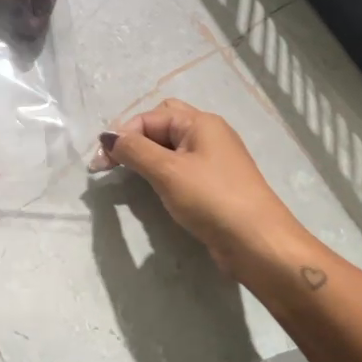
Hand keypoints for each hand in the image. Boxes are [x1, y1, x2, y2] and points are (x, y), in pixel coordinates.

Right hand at [91, 98, 308, 269]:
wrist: (260, 244)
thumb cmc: (212, 199)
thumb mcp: (167, 172)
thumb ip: (134, 150)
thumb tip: (107, 136)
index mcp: (200, 122)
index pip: (150, 117)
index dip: (123, 135)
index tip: (101, 163)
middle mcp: (209, 133)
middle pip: (163, 123)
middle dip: (136, 139)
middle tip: (117, 162)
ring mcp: (216, 159)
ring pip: (173, 147)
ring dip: (149, 155)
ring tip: (131, 174)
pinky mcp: (217, 184)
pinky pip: (183, 167)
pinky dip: (164, 172)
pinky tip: (157, 187)